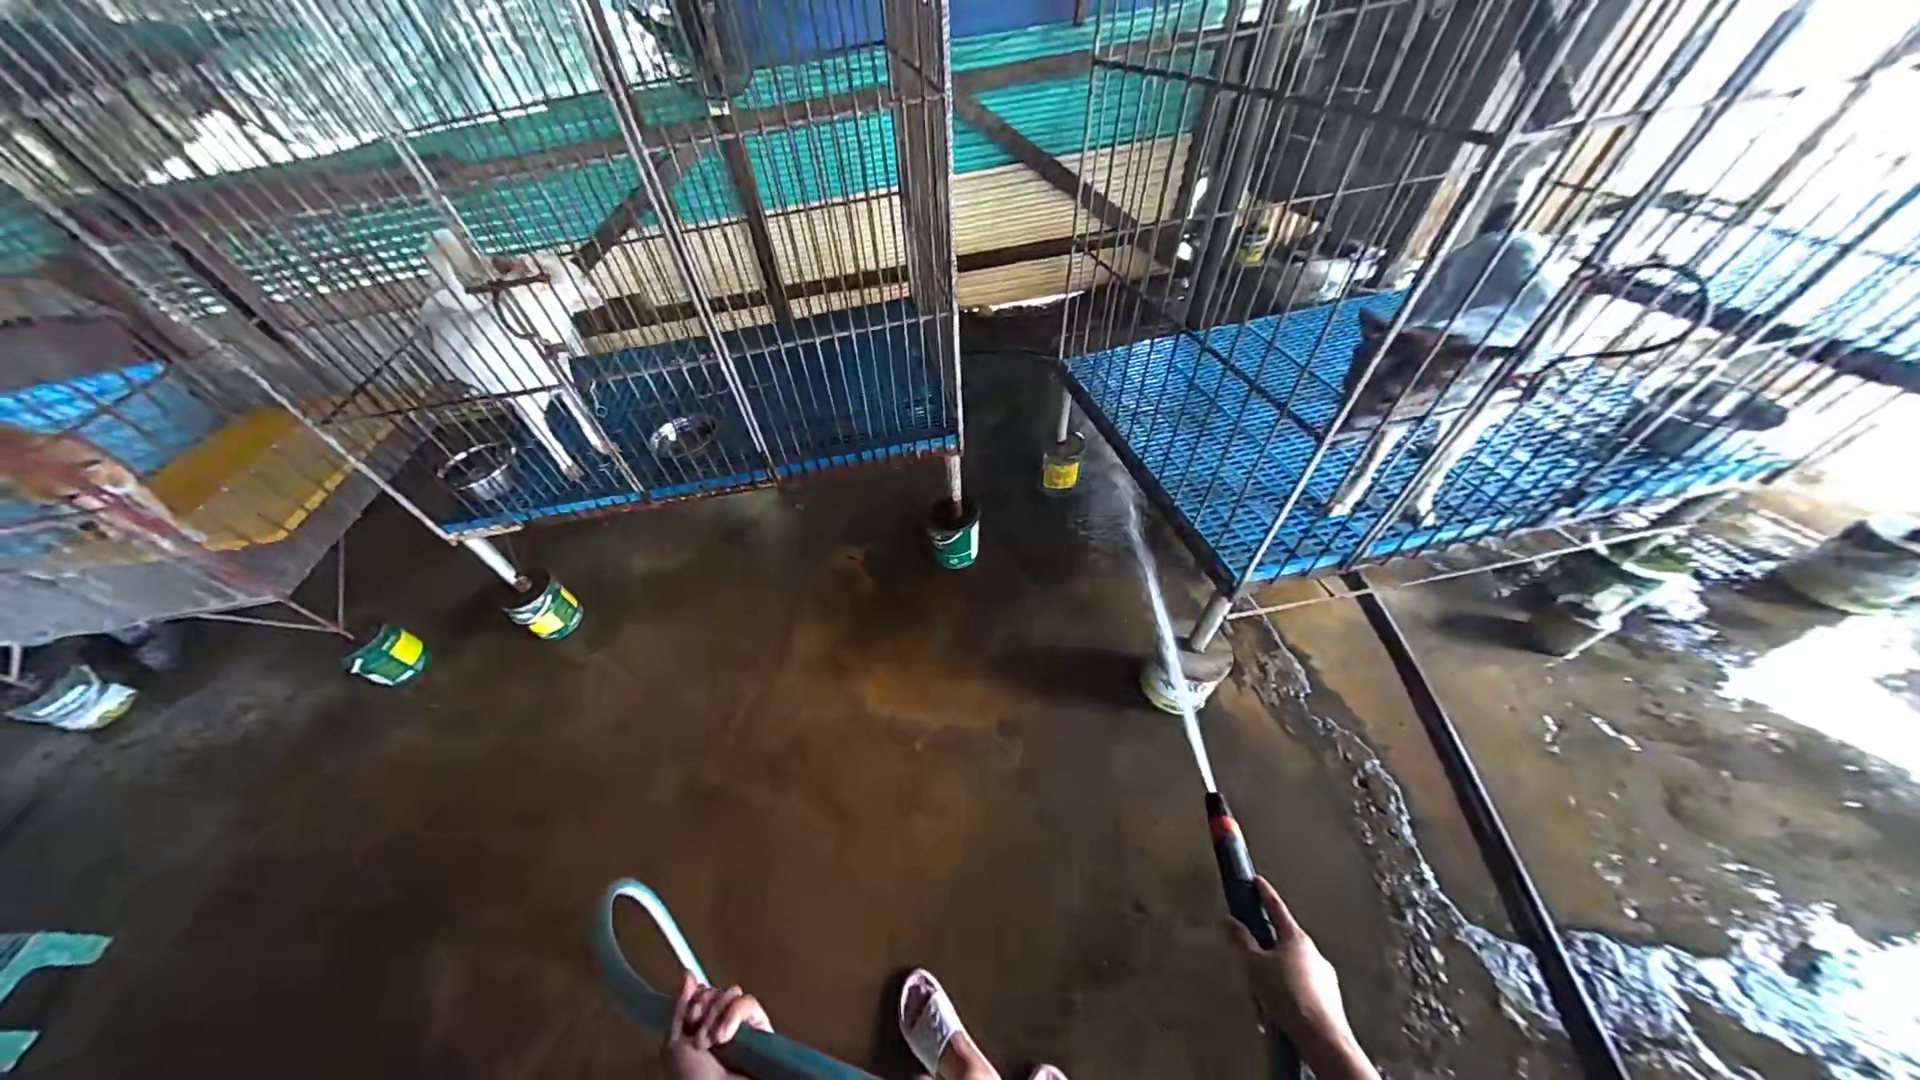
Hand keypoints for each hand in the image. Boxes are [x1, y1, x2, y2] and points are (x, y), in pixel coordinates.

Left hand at [662, 972, 773, 1079]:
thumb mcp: (673, 1045)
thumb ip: (678, 1008)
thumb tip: (688, 975)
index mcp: (698, 1029)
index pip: (702, 993)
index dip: (695, 999)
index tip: (691, 1015)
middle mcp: (720, 1024)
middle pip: (716, 991)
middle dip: (706, 1010)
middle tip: (700, 1033)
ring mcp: (741, 1025)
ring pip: (732, 993)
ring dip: (718, 1015)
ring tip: (714, 1039)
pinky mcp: (760, 1026)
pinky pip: (748, 1002)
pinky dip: (734, 1015)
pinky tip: (726, 1035)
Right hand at [1224, 877, 1380, 1079]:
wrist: (1322, 1040)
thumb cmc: (1288, 996)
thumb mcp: (1253, 964)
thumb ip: (1239, 939)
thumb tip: (1228, 920)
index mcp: (1296, 938)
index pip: (1276, 907)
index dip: (1264, 893)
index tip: (1257, 881)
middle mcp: (1313, 953)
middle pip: (1282, 941)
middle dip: (1264, 951)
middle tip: (1251, 963)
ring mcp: (1324, 977)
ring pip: (1290, 968)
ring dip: (1274, 978)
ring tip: (1262, 1000)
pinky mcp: (1328, 1000)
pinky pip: (1300, 989)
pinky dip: (1286, 995)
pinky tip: (1275, 1013)